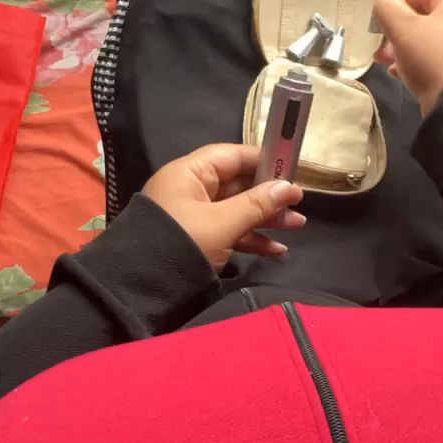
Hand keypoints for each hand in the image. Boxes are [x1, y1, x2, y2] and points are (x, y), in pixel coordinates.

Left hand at [142, 144, 306, 270]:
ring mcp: (195, 216)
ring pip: (237, 210)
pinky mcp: (199, 239)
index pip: (232, 156)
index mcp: (191, 173)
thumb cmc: (183, 243)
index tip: (292, 169)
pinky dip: (252, 238)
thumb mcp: (223, 223)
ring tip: (298, 225)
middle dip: (270, 194)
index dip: (264, 160)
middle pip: (238, 184)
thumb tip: (289, 188)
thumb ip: (258, 204)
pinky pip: (230, 231)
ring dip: (267, 218)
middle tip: (299, 202)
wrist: (142, 287)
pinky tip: (277, 249)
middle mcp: (192, 189)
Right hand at [372, 0, 442, 113]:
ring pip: (427, 36)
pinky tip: (400, 73)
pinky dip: (416, 59)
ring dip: (402, 46)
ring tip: (386, 62)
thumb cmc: (430, 58)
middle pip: (424, 13)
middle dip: (396, 28)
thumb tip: (383, 5)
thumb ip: (386, 8)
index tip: (382, 18)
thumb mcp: (402, 28)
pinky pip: (436, 54)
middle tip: (381, 46)